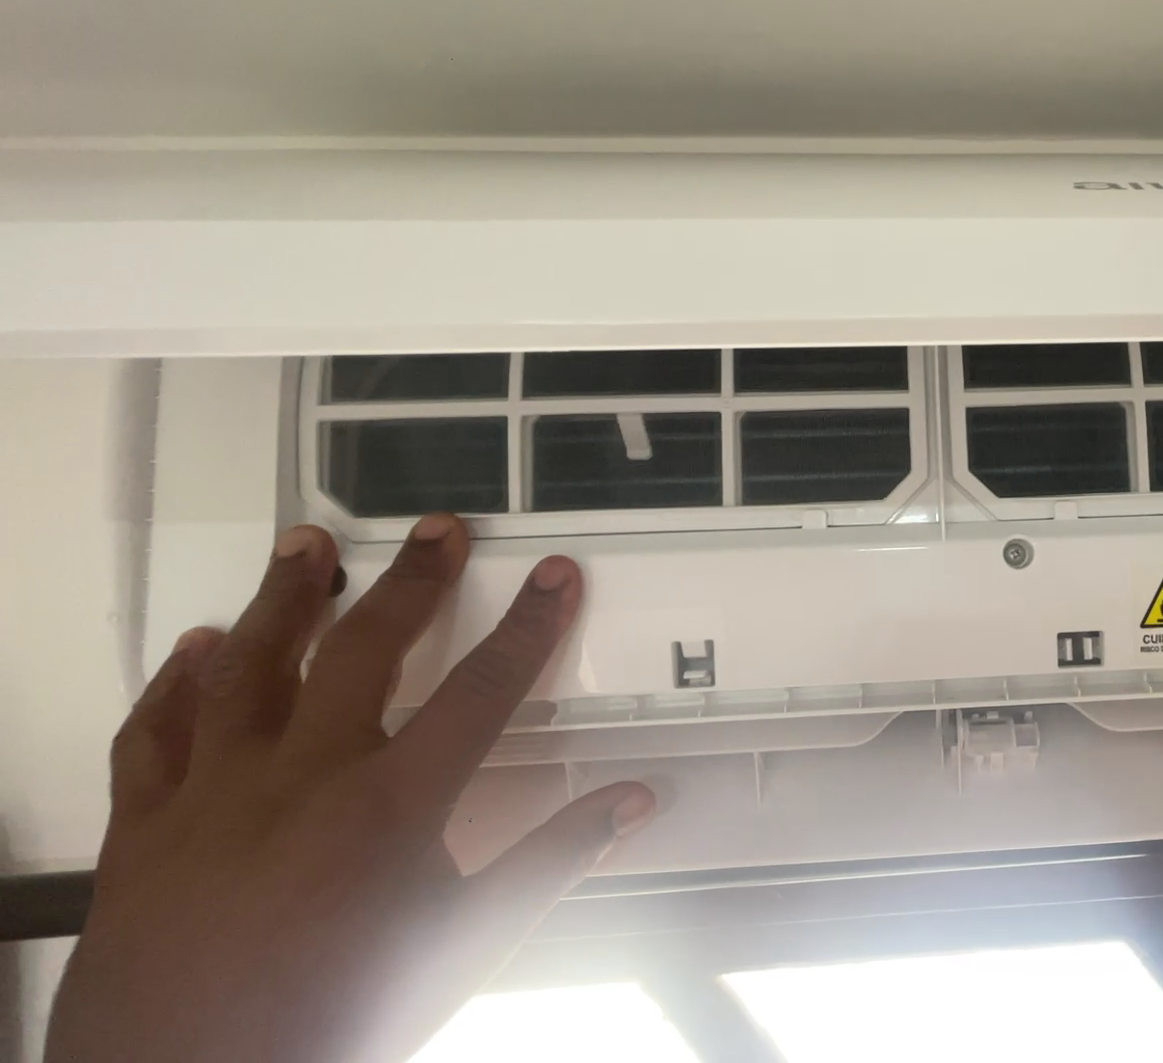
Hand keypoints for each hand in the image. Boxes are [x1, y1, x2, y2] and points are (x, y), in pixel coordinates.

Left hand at [48, 515, 654, 1062]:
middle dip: (410, 582)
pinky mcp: (145, 830)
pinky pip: (156, 733)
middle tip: (436, 529)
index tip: (555, 574)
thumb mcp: (467, 942)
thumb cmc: (342, 1019)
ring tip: (305, 544)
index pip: (484, 688)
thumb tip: (635, 802)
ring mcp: (213, 797)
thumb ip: (555, 859)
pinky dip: (179, 680)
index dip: (531, 624)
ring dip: (284, 600)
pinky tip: (200, 644)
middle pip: (364, 651)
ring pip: (248, 670)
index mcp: (392, 805)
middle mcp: (303, 779)